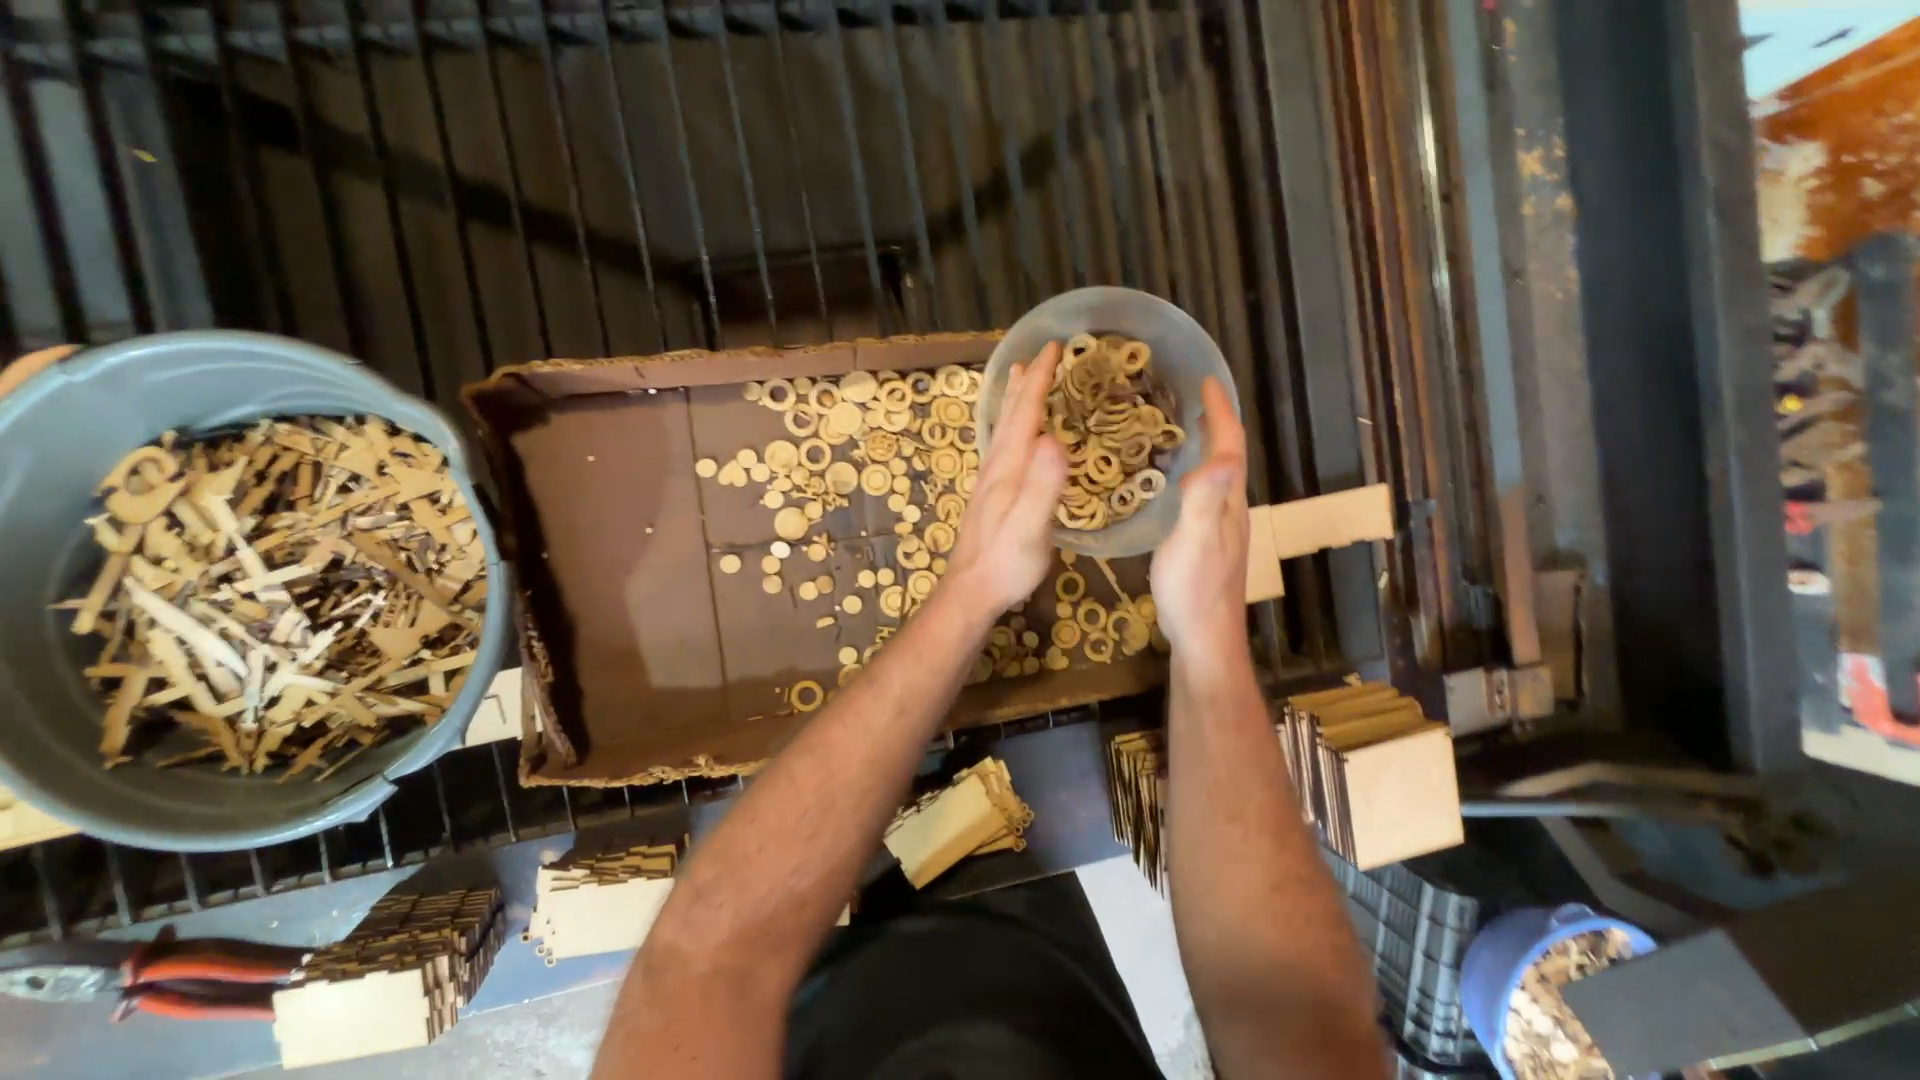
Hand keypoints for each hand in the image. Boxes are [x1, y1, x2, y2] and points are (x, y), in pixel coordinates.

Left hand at [945, 343, 1068, 615]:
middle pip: (1012, 415)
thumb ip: (1042, 486)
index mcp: (1008, 467)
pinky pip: (1005, 448)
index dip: (1039, 379)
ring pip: (1005, 430)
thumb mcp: (1030, 527)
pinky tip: (1017, 439)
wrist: (971, 592)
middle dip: (1027, 381)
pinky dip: (1014, 428)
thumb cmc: (1005, 563)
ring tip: (1020, 378)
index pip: (1026, 413)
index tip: (1054, 347)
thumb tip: (1054, 439)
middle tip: (1041, 353)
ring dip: (1016, 401)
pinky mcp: (992, 498)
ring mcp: (991, 483)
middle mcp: (997, 468)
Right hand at [1150, 377, 1249, 657]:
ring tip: (1179, 428)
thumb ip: (1205, 500)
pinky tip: (1171, 482)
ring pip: (1217, 476)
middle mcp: (1230, 509)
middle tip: (1191, 398)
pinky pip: (1202, 494)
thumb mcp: (1194, 542)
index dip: (1222, 412)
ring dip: (1205, 447)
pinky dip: (1191, 473)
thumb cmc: (1194, 589)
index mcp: (1228, 501)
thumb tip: (1217, 456)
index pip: (1230, 446)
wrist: (1203, 638)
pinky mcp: (1206, 543)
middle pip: (1228, 456)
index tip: (1208, 381)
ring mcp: (1221, 528)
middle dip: (1215, 422)